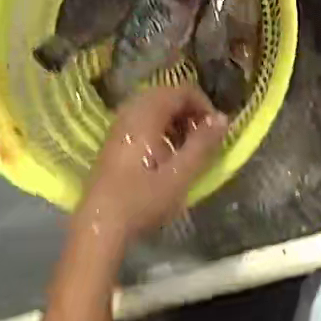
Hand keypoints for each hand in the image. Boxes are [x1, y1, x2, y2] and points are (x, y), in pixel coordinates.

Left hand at [77, 86, 226, 243]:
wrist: (97, 230)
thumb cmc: (141, 201)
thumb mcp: (180, 175)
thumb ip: (203, 143)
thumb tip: (223, 117)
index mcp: (147, 114)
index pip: (182, 90)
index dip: (204, 105)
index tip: (215, 131)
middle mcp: (130, 112)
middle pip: (167, 95)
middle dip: (189, 112)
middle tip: (201, 138)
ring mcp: (118, 126)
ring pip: (154, 107)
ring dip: (175, 120)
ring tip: (185, 148)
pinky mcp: (112, 142)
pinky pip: (141, 120)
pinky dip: (159, 128)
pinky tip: (163, 155)